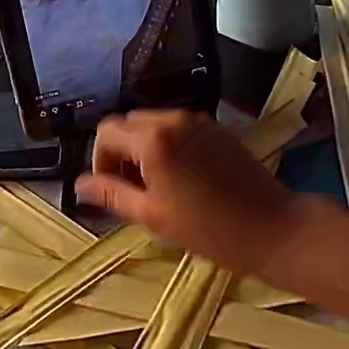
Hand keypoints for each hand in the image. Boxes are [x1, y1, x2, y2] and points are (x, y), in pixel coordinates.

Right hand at [79, 110, 310, 274]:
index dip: (100, 159)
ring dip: (144, 147)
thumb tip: (80, 184)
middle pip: (130, 122)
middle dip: (121, 151)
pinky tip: (181, 176)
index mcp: (154, 139)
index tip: (110, 188)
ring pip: (154, 123)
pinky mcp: (216, 127)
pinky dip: (168, 143)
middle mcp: (174, 119)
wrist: (269, 224)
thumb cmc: (207, 228)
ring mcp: (198, 120)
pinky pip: (179, 127)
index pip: (107, 131)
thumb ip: (112, 194)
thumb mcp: (152, 216)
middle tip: (131, 188)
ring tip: (156, 185)